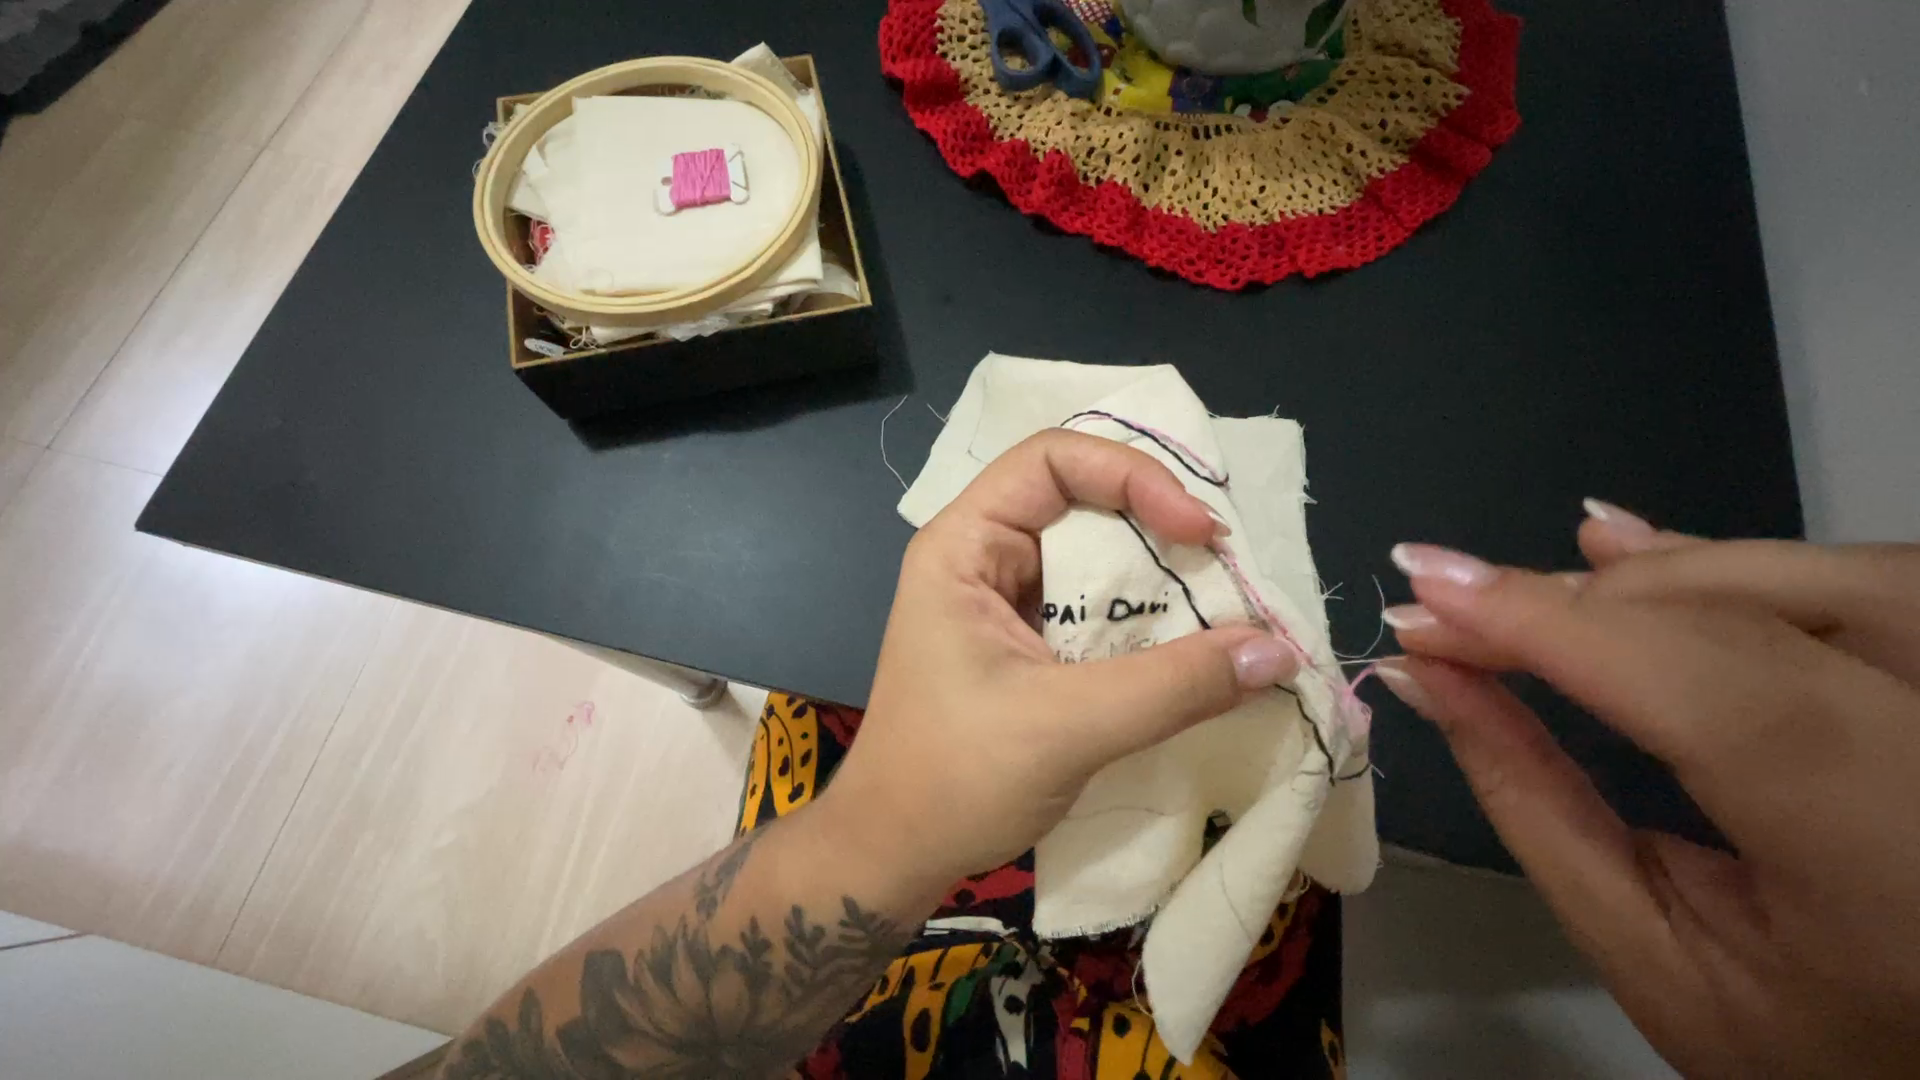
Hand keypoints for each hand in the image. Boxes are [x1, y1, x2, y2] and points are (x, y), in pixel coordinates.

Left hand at [817, 430, 1298, 893]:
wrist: (896, 851)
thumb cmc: (954, 779)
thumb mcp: (1067, 727)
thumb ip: (1174, 686)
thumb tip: (1277, 650)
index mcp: (963, 546)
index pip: (1053, 460)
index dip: (1132, 475)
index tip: (1196, 530)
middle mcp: (983, 558)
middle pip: (1082, 503)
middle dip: (1159, 528)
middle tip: (1229, 568)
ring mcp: (1005, 602)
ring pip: (1095, 560)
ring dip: (1160, 580)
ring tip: (1227, 607)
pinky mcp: (1027, 644)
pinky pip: (1096, 609)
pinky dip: (1146, 621)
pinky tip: (1192, 645)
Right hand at [1377, 510, 1919, 1078]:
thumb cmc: (1801, 1036)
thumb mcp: (1642, 943)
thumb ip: (1524, 793)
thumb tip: (1422, 671)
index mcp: (1892, 869)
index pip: (1719, 696)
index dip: (1559, 625)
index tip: (1423, 589)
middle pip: (1758, 619)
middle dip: (1578, 600)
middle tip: (1450, 607)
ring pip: (1817, 577)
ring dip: (1646, 575)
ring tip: (1528, 590)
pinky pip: (1863, 583)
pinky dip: (1724, 562)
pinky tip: (1625, 552)